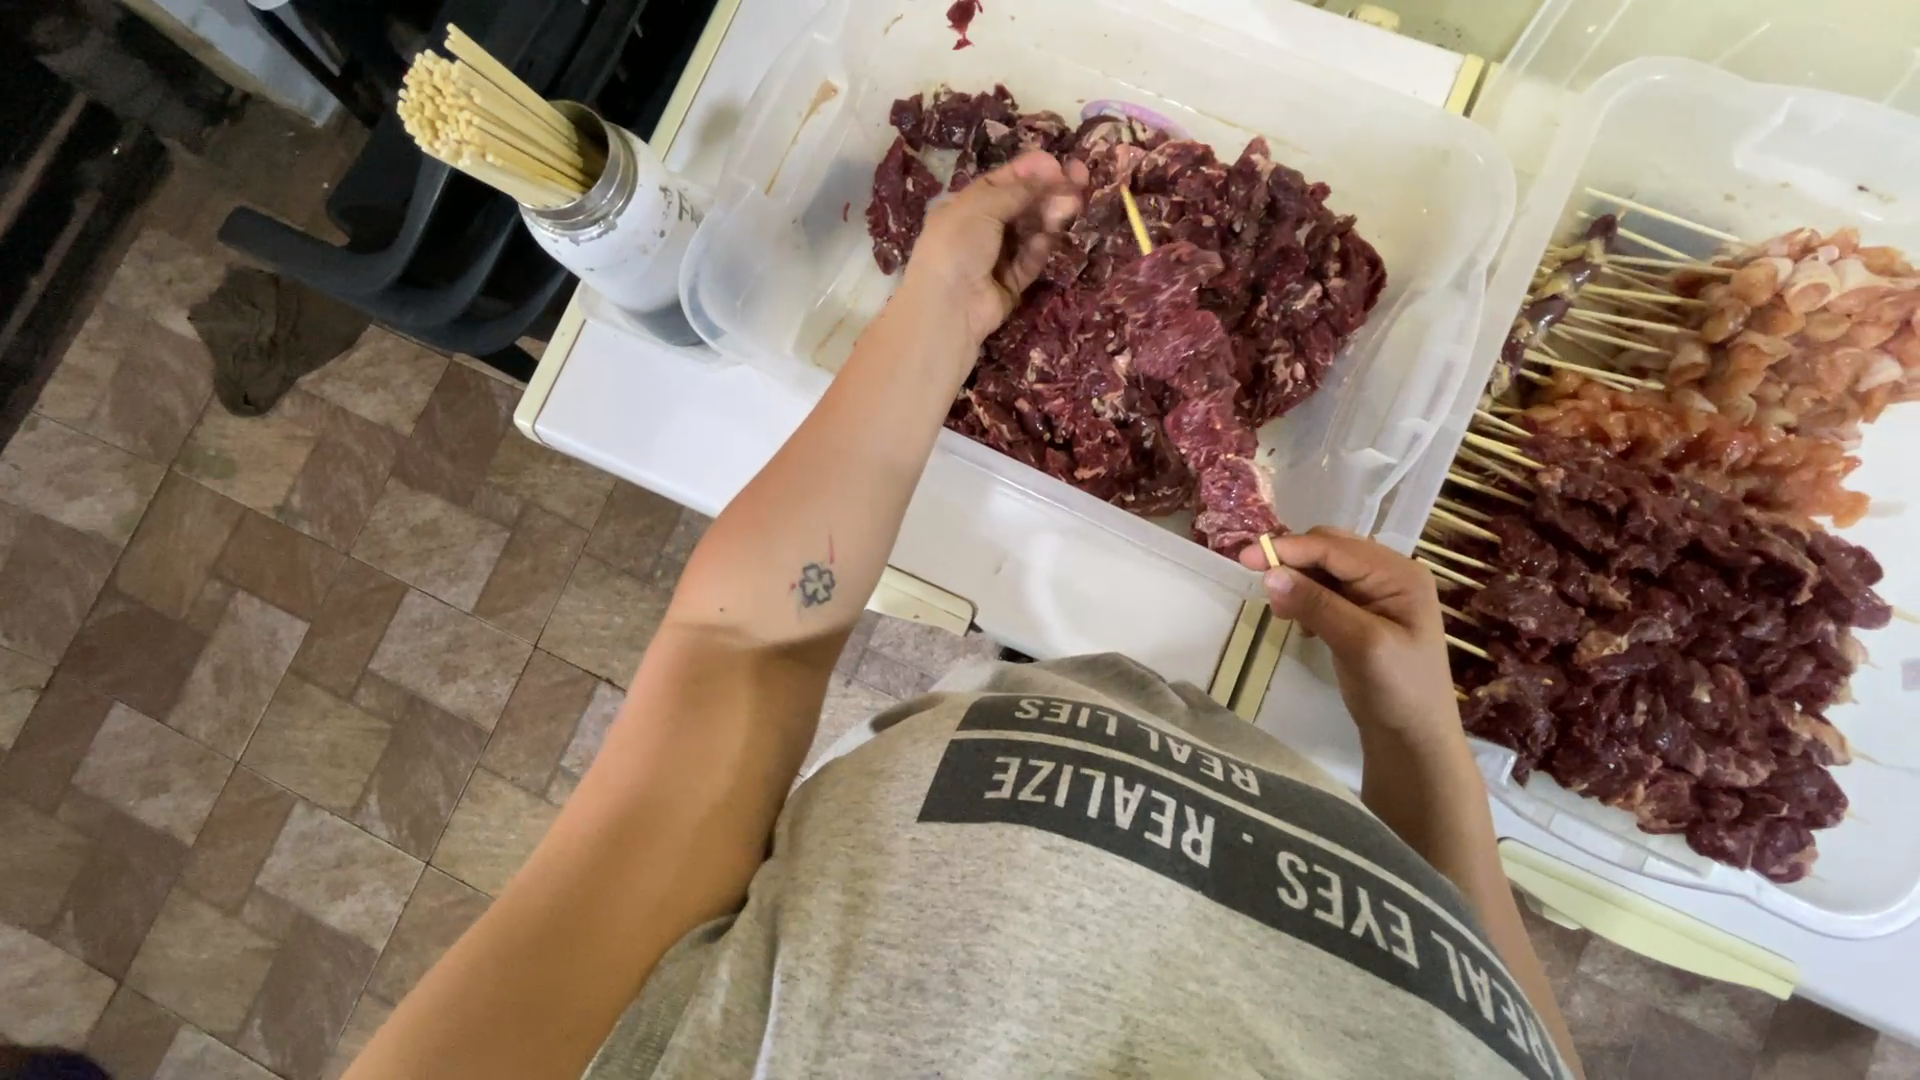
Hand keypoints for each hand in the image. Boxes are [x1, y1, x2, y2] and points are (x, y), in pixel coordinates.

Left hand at [901, 151, 1088, 345]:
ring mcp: (996, 258)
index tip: (1057, 164)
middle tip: (1080, 180)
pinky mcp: (1011, 284)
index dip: (1030, 171)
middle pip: (1021, 205)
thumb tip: (1048, 171)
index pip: (1002, 182)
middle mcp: (981, 230)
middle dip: (1049, 192)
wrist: (949, 306)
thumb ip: (1016, 189)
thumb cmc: (956, 245)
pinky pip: (1030, 260)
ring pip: (1030, 232)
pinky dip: (1039, 249)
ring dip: (1049, 217)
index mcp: (966, 206)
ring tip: (1070, 207)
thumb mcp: (981, 206)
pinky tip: (1048, 238)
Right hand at [1238, 528, 1463, 750]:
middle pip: (1327, 548)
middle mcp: (1388, 574)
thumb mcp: (1359, 645)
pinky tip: (1301, 623)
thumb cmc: (1398, 689)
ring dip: (1296, 581)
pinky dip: (1304, 597)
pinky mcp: (1360, 611)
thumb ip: (1317, 605)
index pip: (1334, 548)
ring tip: (1283, 613)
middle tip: (1264, 589)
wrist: (1414, 736)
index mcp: (1398, 574)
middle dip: (1292, 562)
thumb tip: (1269, 575)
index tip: (1245, 559)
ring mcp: (1375, 592)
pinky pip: (1323, 589)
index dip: (1289, 549)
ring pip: (1322, 567)